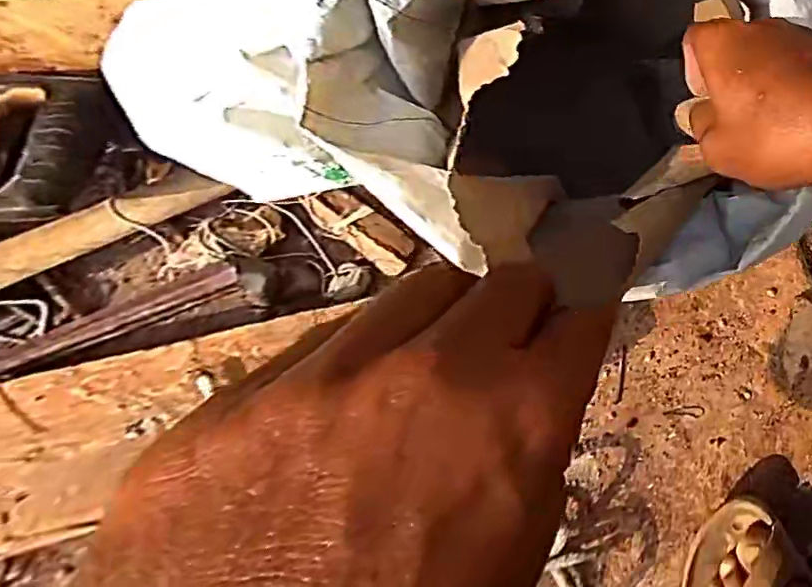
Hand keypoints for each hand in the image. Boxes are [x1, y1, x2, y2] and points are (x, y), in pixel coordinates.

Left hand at [82, 264, 615, 586]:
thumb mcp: (523, 531)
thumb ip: (542, 432)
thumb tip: (539, 374)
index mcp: (523, 409)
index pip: (587, 308)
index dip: (585, 312)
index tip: (574, 317)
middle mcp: (436, 373)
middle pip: (513, 280)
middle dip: (523, 305)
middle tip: (506, 341)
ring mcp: (324, 384)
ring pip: (419, 291)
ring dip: (439, 323)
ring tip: (415, 375)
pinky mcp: (224, 413)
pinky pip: (315, 349)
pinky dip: (345, 371)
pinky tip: (326, 427)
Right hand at [682, 19, 811, 189]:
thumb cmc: (782, 133)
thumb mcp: (721, 149)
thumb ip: (700, 127)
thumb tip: (705, 114)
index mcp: (723, 39)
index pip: (694, 41)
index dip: (696, 73)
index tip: (711, 103)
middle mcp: (760, 25)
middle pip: (736, 50)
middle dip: (736, 81)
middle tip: (744, 120)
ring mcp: (802, 33)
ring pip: (772, 59)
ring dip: (771, 86)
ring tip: (783, 125)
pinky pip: (804, 68)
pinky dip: (802, 88)